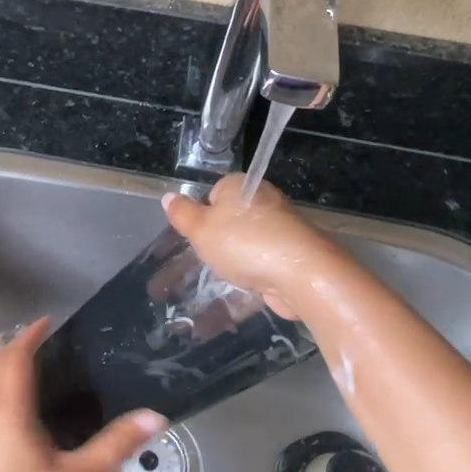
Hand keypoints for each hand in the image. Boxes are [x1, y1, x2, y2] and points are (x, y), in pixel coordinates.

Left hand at [0, 317, 165, 471]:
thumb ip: (116, 446)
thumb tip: (155, 417)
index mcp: (9, 410)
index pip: (15, 358)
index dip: (30, 336)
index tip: (48, 321)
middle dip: (14, 348)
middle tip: (42, 341)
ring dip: (1, 368)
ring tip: (29, 368)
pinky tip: (12, 410)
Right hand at [162, 174, 358, 320]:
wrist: (301, 274)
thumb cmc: (244, 244)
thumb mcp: (200, 228)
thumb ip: (182, 213)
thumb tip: (169, 196)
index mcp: (241, 185)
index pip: (214, 193)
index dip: (203, 215)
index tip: (200, 236)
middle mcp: (264, 199)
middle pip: (231, 219)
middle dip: (219, 240)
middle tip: (210, 257)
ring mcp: (282, 226)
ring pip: (248, 242)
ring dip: (237, 260)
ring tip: (229, 276)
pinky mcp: (293, 252)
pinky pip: (265, 261)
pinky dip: (256, 273)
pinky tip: (249, 286)